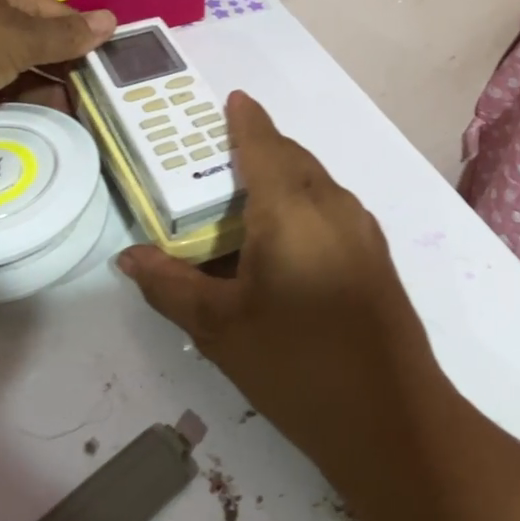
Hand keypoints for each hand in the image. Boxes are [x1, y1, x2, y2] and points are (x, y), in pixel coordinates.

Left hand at [0, 0, 114, 142]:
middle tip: (93, 105)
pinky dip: (5, 107)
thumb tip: (112, 20)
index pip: (52, 12)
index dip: (80, 37)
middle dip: (60, 70)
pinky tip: (25, 125)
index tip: (107, 71)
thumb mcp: (18, 39)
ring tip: (67, 121)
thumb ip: (65, 37)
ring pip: (7, 72)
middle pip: (31, 43)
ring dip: (35, 92)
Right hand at [116, 93, 445, 466]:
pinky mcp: (375, 254)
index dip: (245, 120)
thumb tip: (129, 257)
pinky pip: (331, 207)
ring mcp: (362, 229)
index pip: (264, 144)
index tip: (230, 100)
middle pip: (292, 158)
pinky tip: (280, 239)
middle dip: (258, 148)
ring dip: (282, 176)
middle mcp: (332, 204)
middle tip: (217, 155)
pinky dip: (302, 203)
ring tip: (241, 198)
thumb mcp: (220, 328)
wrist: (391, 420)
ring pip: (315, 182)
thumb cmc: (296, 366)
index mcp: (291, 208)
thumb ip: (171, 285)